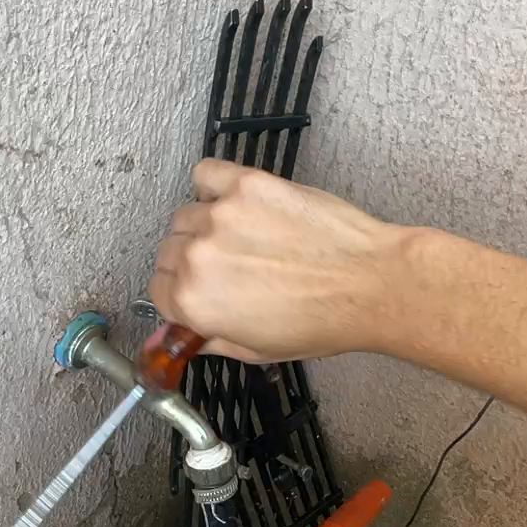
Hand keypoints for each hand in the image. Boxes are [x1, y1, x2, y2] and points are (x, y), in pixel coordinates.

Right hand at [149, 159, 415, 361]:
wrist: (368, 283)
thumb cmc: (321, 319)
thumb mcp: (256, 351)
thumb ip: (209, 340)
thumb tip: (185, 334)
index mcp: (194, 302)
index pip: (157, 290)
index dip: (178, 294)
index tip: (196, 290)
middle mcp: (198, 257)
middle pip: (168, 252)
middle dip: (189, 263)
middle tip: (225, 268)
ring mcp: (220, 216)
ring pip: (185, 216)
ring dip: (203, 227)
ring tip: (240, 237)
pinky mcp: (246, 184)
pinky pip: (206, 174)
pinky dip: (212, 185)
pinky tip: (234, 202)